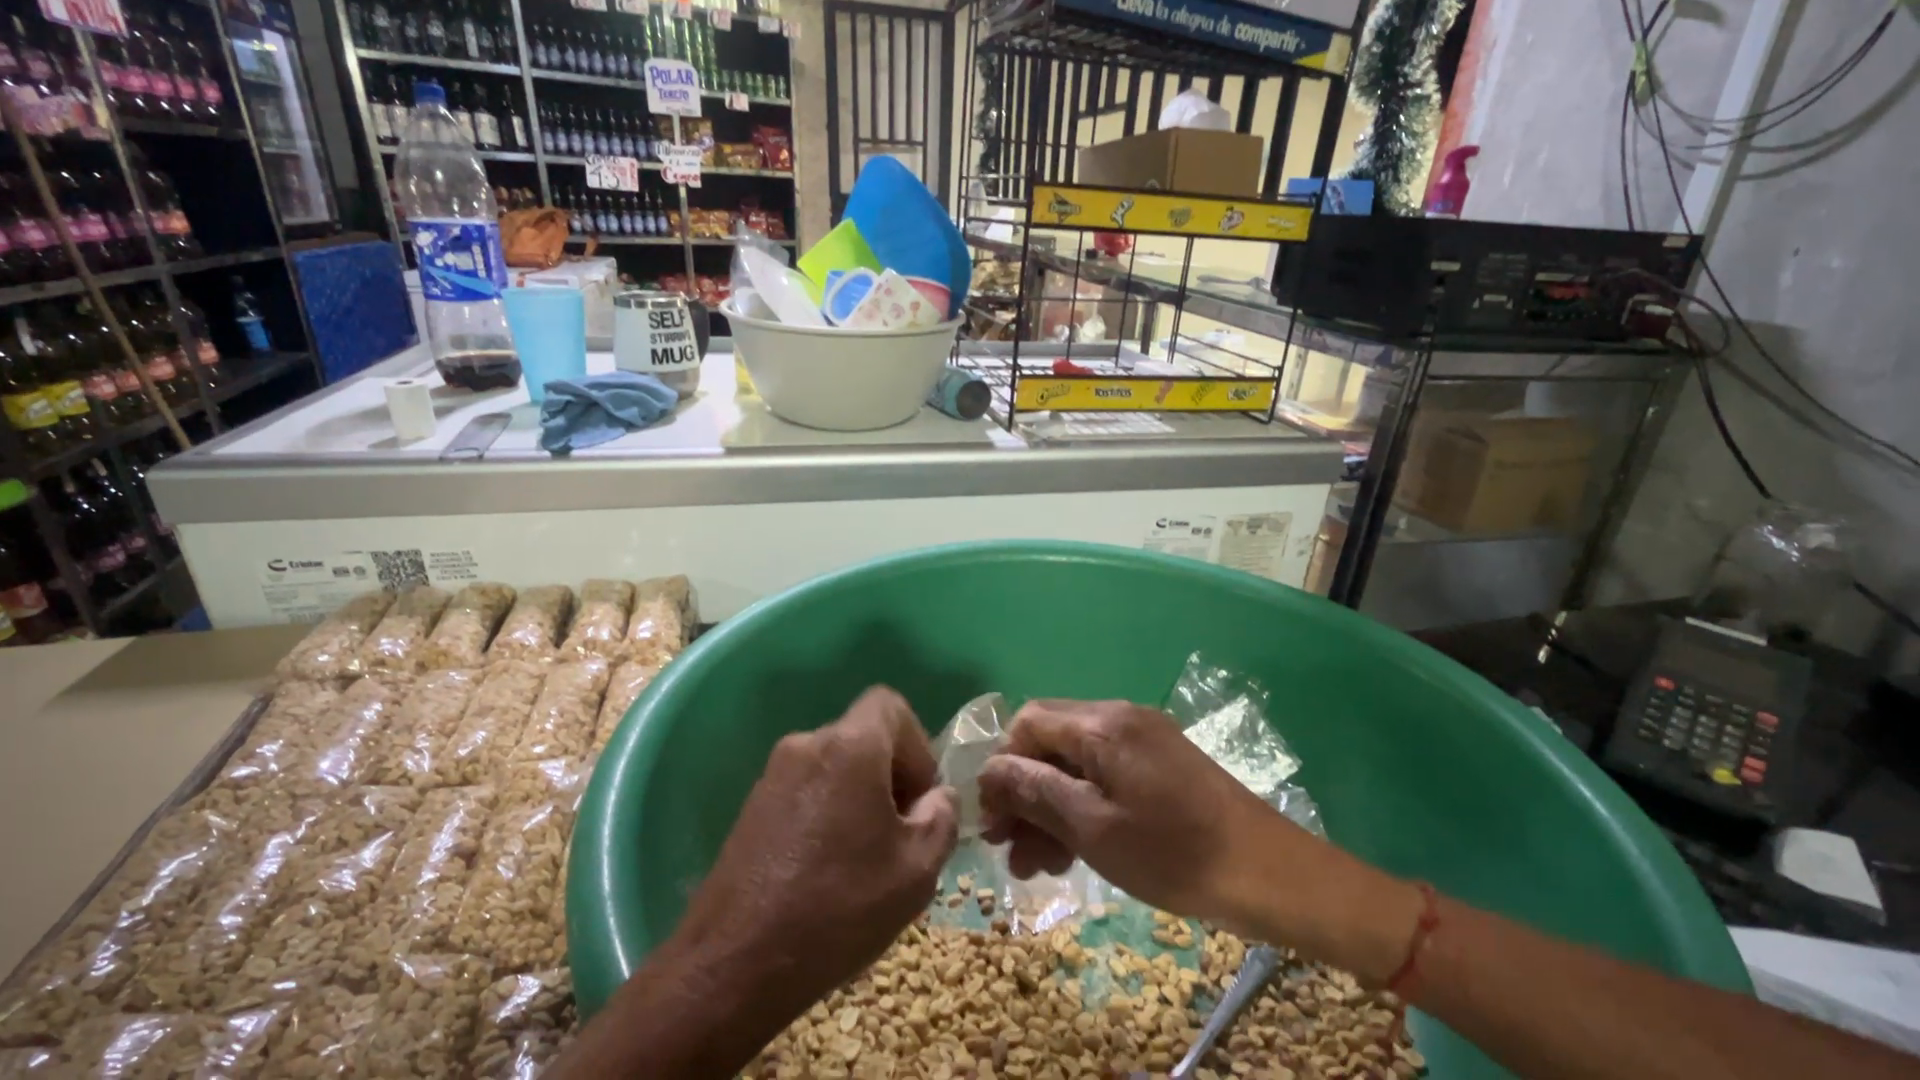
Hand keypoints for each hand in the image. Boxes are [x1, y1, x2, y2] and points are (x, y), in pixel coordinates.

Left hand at [669, 686, 957, 1013]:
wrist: (738, 961)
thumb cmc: (840, 907)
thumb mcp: (917, 869)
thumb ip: (941, 818)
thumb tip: (936, 798)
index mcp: (849, 748)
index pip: (890, 705)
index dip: (917, 745)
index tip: (921, 799)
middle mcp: (806, 746)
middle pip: (863, 739)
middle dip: (892, 778)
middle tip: (902, 837)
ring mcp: (772, 777)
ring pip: (835, 769)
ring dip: (860, 801)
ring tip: (868, 863)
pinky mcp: (751, 809)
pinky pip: (807, 793)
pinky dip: (829, 816)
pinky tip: (830, 873)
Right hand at [977, 699, 1314, 930]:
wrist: (1269, 874)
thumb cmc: (1173, 852)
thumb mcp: (1092, 828)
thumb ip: (1034, 792)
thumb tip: (989, 771)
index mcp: (1103, 725)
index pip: (1028, 724)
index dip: (1002, 769)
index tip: (994, 823)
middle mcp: (1122, 719)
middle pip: (1051, 744)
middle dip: (1024, 795)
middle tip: (1011, 852)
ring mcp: (1146, 742)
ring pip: (1077, 765)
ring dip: (1050, 809)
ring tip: (1040, 866)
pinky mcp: (1163, 766)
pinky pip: (1106, 777)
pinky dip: (1083, 809)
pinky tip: (1074, 853)